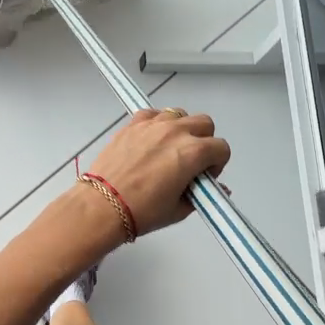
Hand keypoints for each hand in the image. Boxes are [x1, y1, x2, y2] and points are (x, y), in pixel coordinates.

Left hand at [83, 108, 230, 235]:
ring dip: (182, 129)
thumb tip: (213, 187)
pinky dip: (157, 123)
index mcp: (193, 152)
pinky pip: (153, 113)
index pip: (221, 148)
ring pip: (179, 114)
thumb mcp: (179, 209)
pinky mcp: (132, 124)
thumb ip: (201, 194)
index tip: (204, 176)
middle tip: (191, 161)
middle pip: (204, 123)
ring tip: (170, 149)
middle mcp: (176, 131)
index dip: (217, 163)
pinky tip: (151, 140)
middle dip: (204, 141)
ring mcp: (153, 124)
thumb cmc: (143, 211)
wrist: (102, 205)